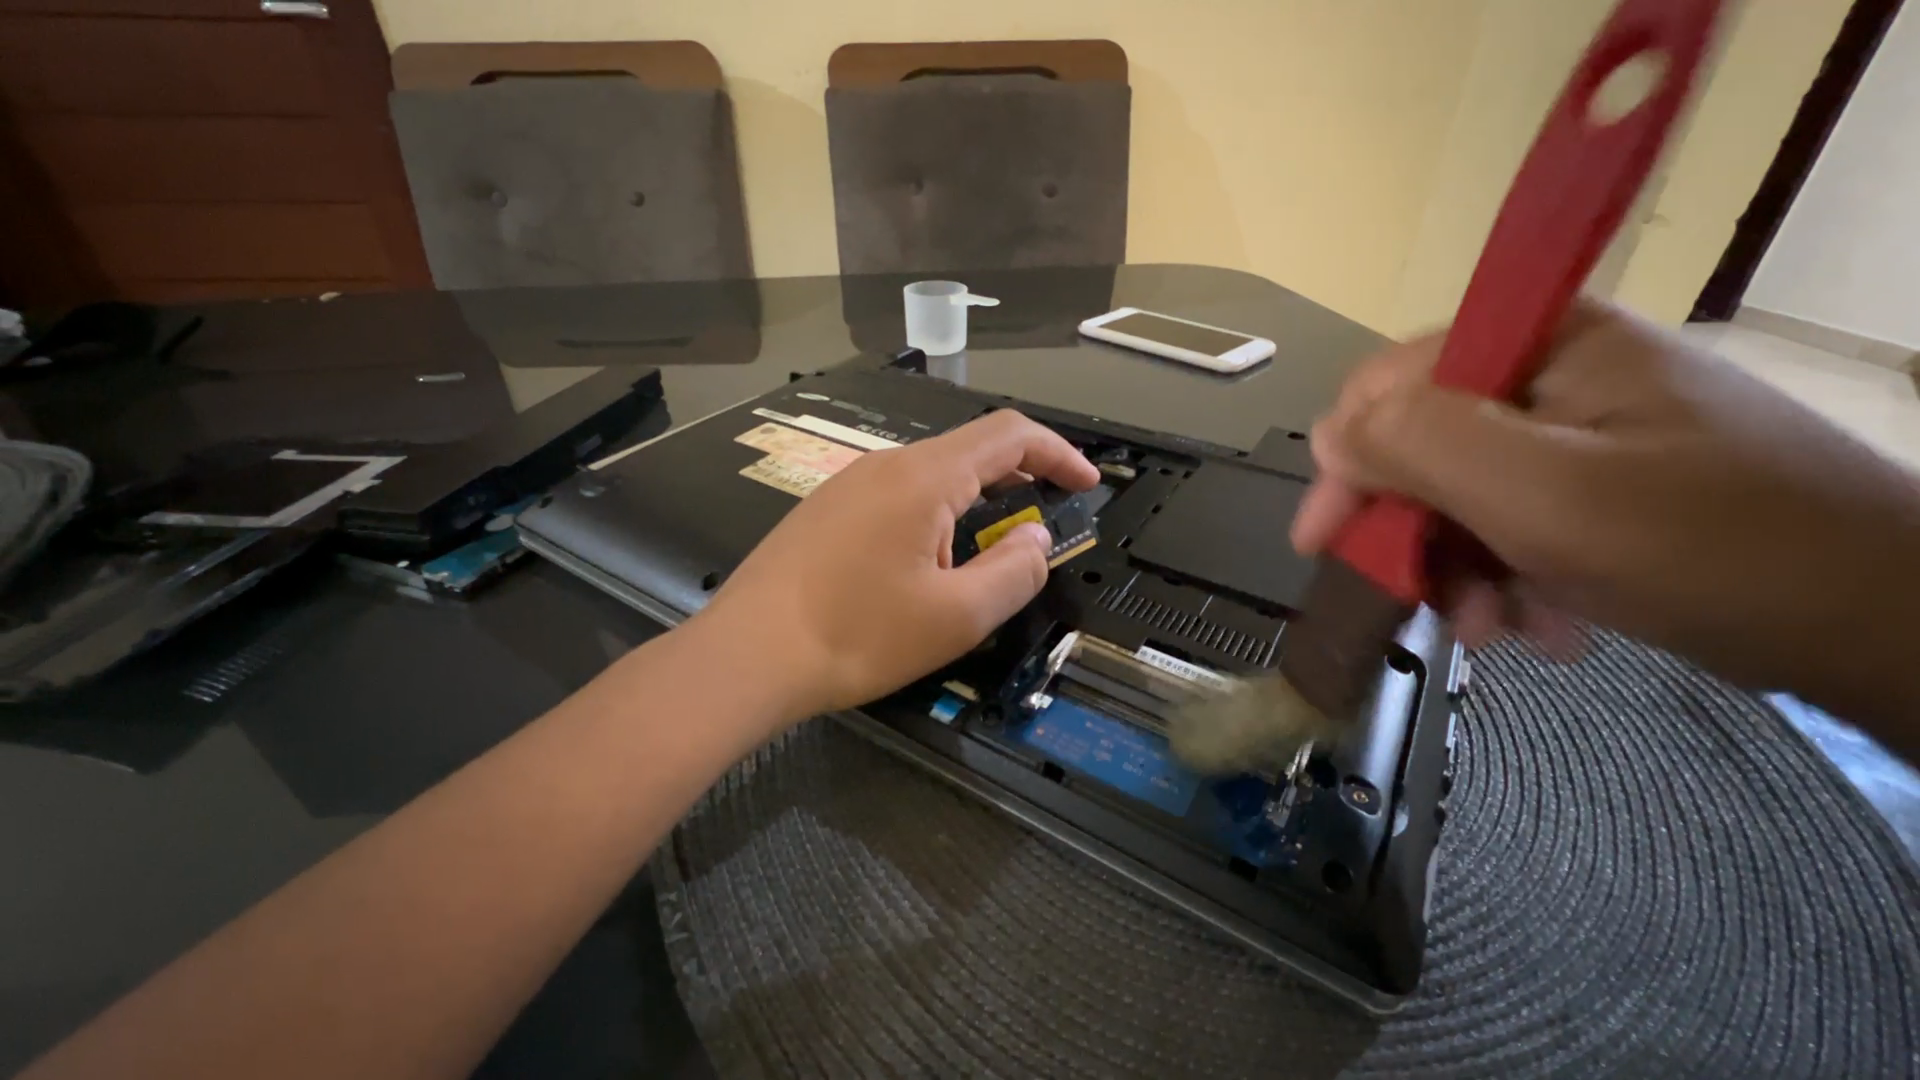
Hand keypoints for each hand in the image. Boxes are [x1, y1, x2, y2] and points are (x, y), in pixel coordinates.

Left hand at [693, 409, 1100, 725]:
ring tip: (983, 559)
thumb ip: (1014, 572)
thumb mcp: (956, 617)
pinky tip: (925, 565)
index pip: (1009, 434)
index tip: (1086, 485)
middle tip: (1042, 526)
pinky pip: (896, 496)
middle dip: (1019, 480)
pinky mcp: (825, 511)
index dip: (1058, 453)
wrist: (747, 656)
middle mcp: (885, 465)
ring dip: (974, 504)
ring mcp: (848, 485)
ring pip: (931, 475)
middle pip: (969, 450)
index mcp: (923, 477)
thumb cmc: (857, 636)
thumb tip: (1035, 538)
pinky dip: (934, 516)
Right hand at [1292, 304, 1919, 744]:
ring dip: (1465, 568)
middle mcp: (1558, 371)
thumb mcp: (1546, 496)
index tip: (1324, 547)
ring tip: (1496, 632)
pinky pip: (1521, 518)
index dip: (1347, 464)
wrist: (1893, 623)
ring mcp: (1588, 427)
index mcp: (1544, 341)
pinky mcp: (1613, 479)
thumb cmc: (1713, 550)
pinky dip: (1515, 576)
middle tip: (1417, 606)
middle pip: (1426, 444)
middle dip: (1415, 533)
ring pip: (1468, 492)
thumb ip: (1421, 446)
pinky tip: (1546, 625)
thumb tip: (1330, 434)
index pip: (1391, 384)